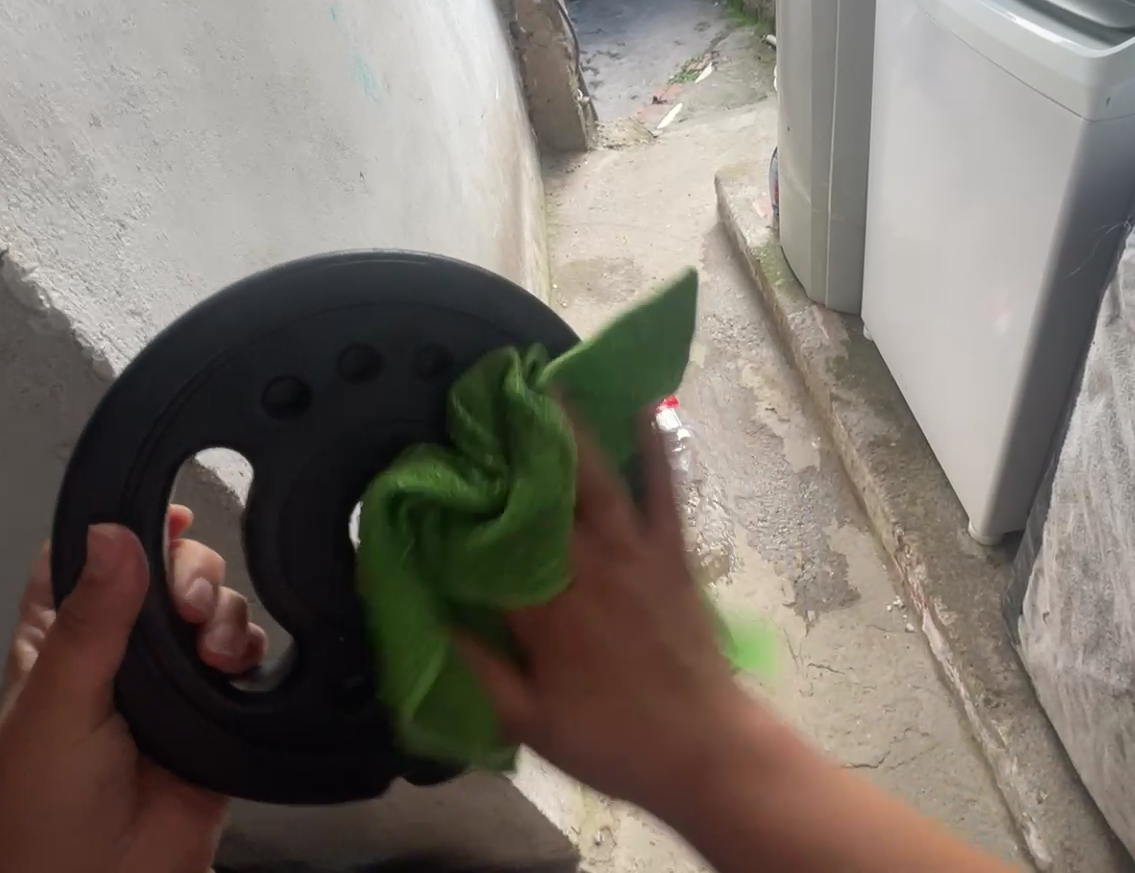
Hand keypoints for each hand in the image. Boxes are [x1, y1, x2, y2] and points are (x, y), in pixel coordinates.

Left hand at [0, 506, 266, 872]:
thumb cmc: (48, 809)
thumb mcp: (55, 711)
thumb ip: (89, 622)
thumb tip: (112, 534)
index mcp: (60, 641)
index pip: (82, 561)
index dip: (117, 527)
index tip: (166, 511)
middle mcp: (121, 647)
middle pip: (165, 569)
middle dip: (189, 571)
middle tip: (193, 605)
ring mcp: (173, 672)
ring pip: (213, 601)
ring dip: (223, 611)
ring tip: (213, 652)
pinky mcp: (218, 695)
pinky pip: (246, 645)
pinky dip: (247, 645)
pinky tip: (233, 668)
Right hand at [455, 409, 757, 817]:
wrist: (703, 747)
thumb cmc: (614, 738)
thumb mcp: (530, 722)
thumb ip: (477, 670)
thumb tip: (430, 619)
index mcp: (544, 608)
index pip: (493, 543)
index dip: (466, 502)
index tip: (440, 466)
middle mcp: (586, 566)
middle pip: (542, 496)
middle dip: (514, 447)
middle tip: (489, 403)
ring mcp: (635, 552)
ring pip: (596, 479)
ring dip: (571, 432)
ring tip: (547, 387)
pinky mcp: (672, 550)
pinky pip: (664, 490)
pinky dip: (655, 448)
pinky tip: (646, 408)